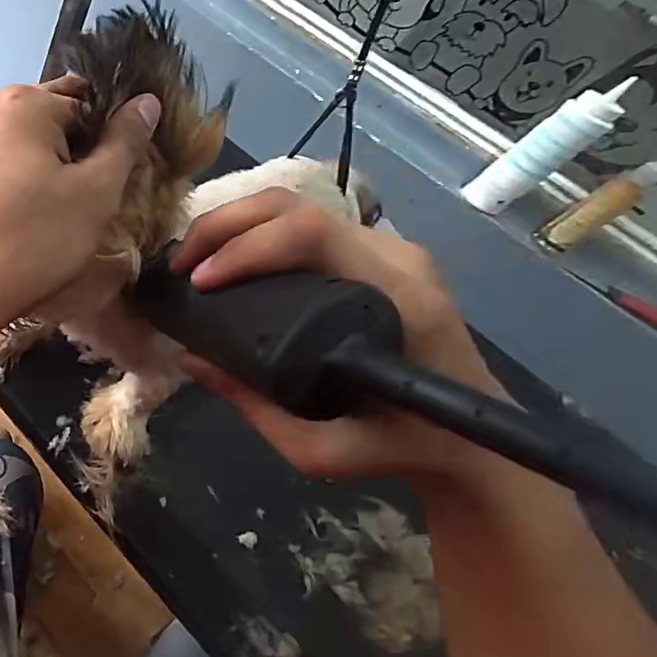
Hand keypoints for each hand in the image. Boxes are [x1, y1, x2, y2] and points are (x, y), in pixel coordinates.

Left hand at [0, 77, 160, 395]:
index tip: (128, 175)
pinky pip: (15, 164)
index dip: (118, 136)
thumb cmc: (34, 239)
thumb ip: (125, 141)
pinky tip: (44, 218)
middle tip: (106, 195)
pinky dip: (37, 183)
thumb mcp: (95, 191)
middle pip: (63, 118)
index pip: (93, 102)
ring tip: (77, 211)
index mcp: (25, 102)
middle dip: (89, 151)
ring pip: (39, 144)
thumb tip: (147, 100)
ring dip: (65, 170)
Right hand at [169, 188, 514, 485]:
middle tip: (182, 263)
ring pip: (303, 206)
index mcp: (398, 298)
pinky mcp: (386, 254)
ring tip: (199, 258)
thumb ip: (255, 406)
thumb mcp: (323, 450)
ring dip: (240, 223)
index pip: (311, 235)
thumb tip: (190, 357)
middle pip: (298, 205)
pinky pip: (315, 225)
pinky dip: (264, 232)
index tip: (198, 282)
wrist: (474, 441)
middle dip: (225, 224)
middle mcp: (398, 257)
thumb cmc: (404, 450)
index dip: (244, 248)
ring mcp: (396, 249)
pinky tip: (237, 258)